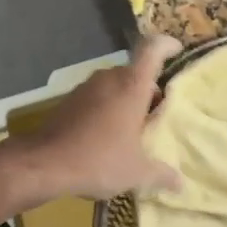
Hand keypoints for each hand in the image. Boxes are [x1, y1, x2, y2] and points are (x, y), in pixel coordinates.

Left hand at [9, 35, 181, 200]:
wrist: (47, 161)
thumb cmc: (100, 159)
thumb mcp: (137, 172)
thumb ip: (161, 173)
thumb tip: (180, 182)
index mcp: (131, 86)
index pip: (151, 50)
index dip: (166, 45)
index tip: (177, 50)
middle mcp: (109, 78)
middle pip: (135, 72)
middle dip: (149, 88)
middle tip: (160, 113)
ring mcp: (88, 86)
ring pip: (116, 84)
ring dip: (129, 99)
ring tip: (138, 128)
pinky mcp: (72, 98)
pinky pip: (99, 95)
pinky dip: (110, 107)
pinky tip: (111, 134)